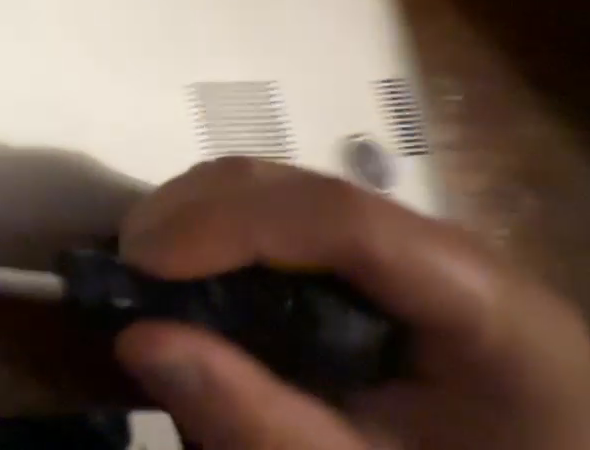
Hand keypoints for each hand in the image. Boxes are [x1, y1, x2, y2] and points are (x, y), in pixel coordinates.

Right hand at [114, 158, 589, 449]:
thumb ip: (261, 423)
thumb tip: (134, 338)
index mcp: (483, 303)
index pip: (341, 219)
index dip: (229, 224)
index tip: (142, 264)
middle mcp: (444, 249)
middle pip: (293, 188)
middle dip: (192, 214)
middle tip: (130, 273)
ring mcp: (404, 245)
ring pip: (274, 188)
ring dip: (194, 217)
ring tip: (152, 276)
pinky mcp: (372, 259)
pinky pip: (273, 216)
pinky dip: (214, 231)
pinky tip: (193, 276)